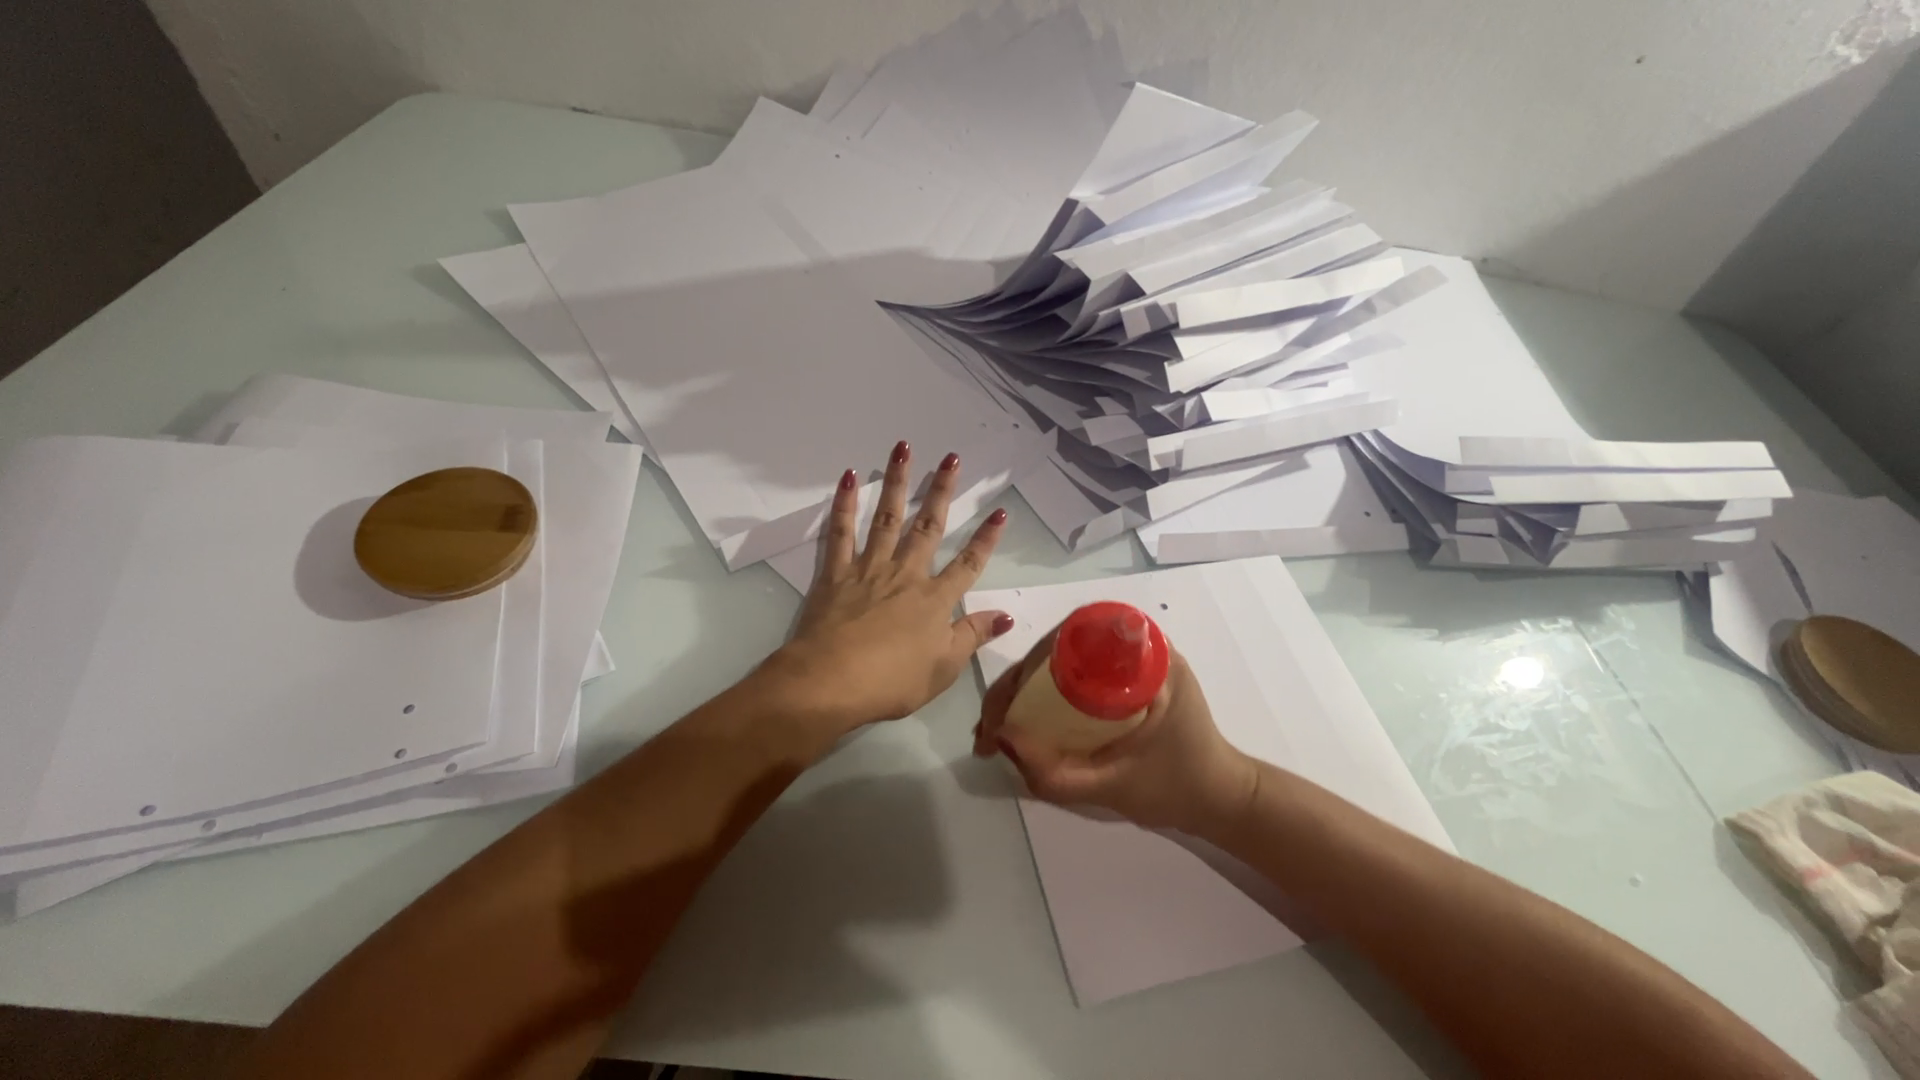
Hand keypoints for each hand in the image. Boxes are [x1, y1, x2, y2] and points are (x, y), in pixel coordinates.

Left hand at [758, 441, 1013, 736]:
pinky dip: (846, 503)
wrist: (832, 681)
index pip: (968, 564)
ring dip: (898, 481)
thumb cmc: (892, 681)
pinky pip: (841, 532)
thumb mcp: (943, 667)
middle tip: (952, 458)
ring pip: (888, 518)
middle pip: (929, 527)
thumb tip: (1005, 615)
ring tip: (904, 448)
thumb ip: (972, 635)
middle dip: (942, 491)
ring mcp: (869, 569)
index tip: (1001, 510)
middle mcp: (906, 575)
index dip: (987, 538)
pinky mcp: (835, 573)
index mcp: (935, 600)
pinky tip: (851, 477)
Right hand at [974, 629, 1258, 835]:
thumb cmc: (1178, 789)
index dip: (1028, 665)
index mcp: (1149, 658)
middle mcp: (1140, 649)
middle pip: (1059, 649)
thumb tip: (1002, 742)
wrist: (1222, 802)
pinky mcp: (1123, 684)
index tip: (1004, 705)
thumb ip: (1058, 774)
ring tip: (997, 728)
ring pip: (1061, 664)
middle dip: (1016, 683)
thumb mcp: (1114, 786)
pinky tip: (1022, 725)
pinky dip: (1042, 699)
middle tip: (991, 724)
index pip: (1072, 639)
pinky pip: (1073, 680)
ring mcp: (1131, 665)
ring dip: (1024, 691)